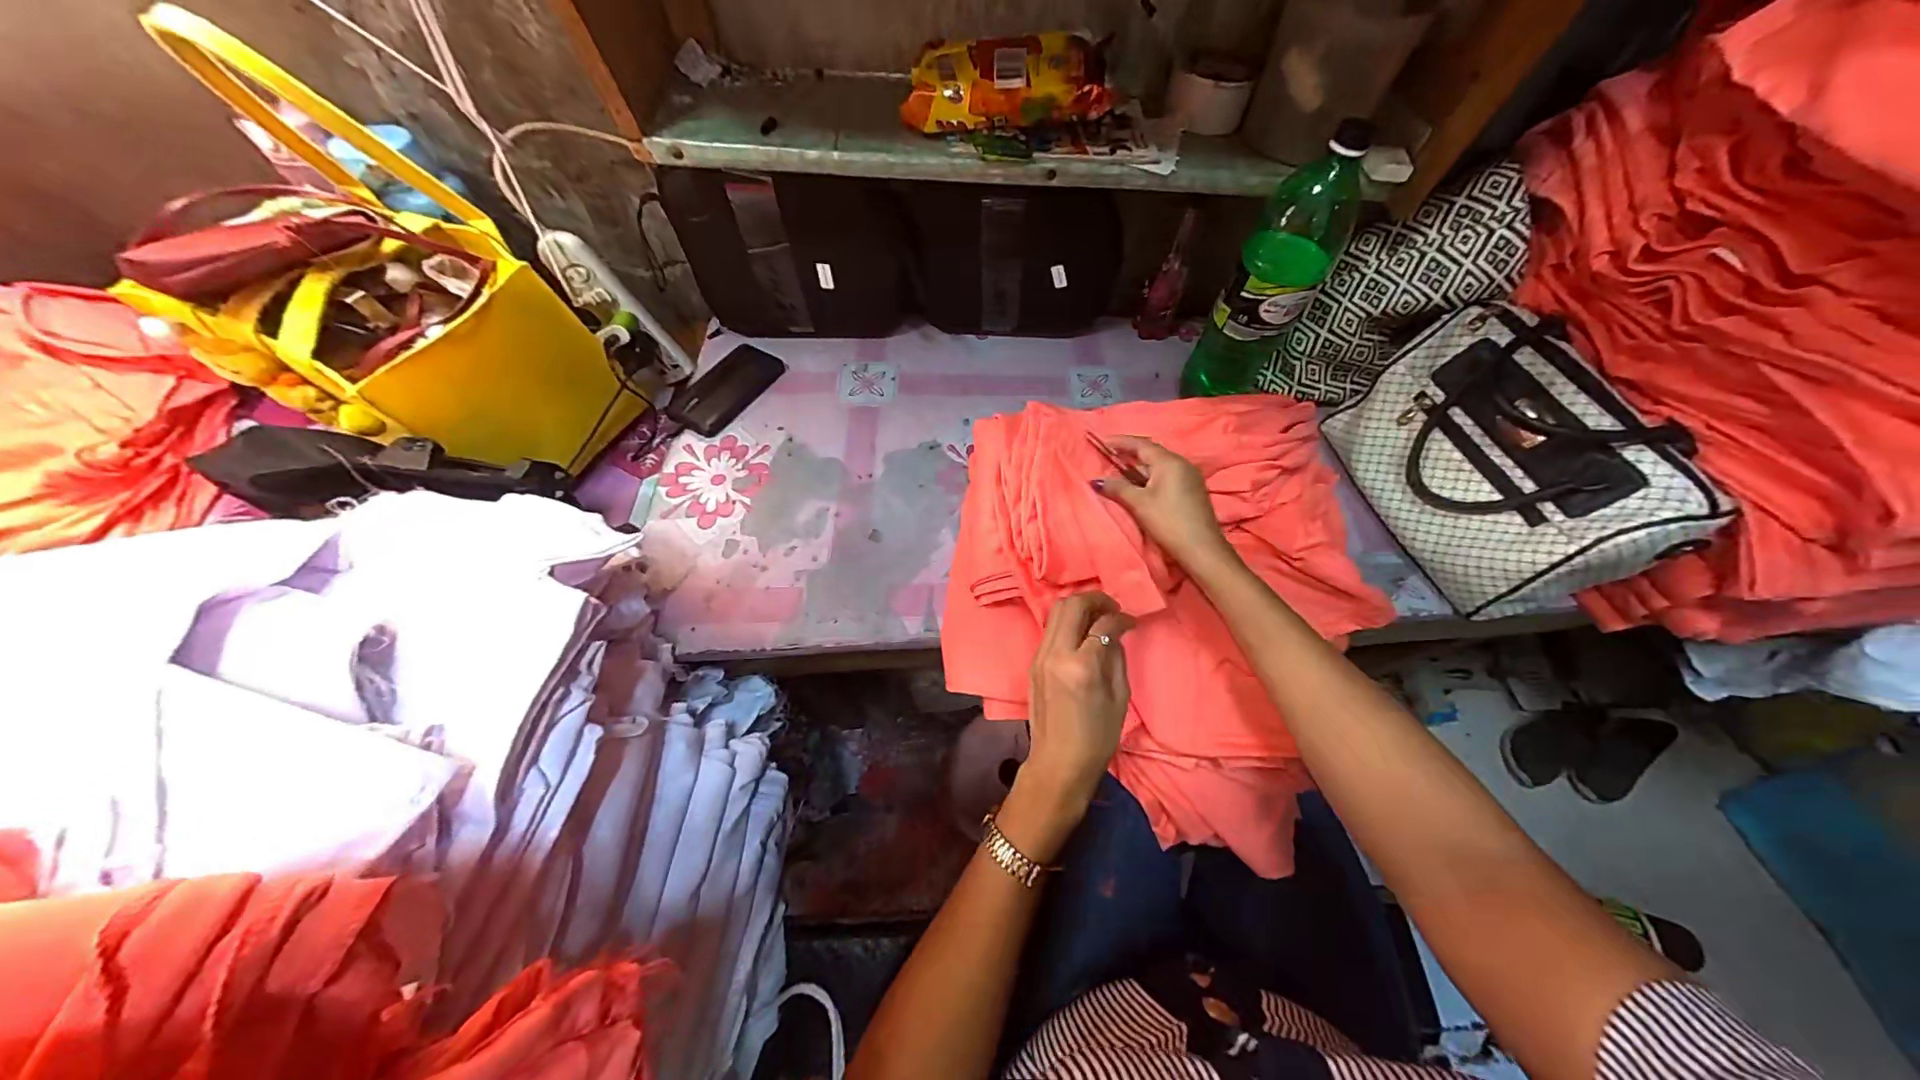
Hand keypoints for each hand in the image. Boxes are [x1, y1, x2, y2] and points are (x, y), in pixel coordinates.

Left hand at [1001, 593, 1133, 859]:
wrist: (1058, 762)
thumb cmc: (1096, 737)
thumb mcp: (1119, 697)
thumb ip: (1116, 657)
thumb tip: (1116, 631)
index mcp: (1081, 665)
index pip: (1102, 623)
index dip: (1121, 617)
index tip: (1131, 622)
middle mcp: (1056, 654)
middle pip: (1072, 605)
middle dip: (1096, 600)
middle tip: (1113, 610)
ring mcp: (1039, 657)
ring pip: (1056, 612)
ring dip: (1079, 608)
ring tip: (1098, 619)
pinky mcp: (1033, 663)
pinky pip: (1050, 630)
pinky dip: (1067, 623)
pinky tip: (1082, 634)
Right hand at [1093, 435, 1232, 567]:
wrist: (1201, 548)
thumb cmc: (1168, 521)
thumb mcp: (1139, 503)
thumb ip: (1117, 488)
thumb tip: (1096, 481)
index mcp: (1169, 462)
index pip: (1141, 444)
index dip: (1121, 442)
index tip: (1103, 442)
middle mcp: (1182, 463)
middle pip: (1152, 453)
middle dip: (1130, 453)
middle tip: (1110, 456)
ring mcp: (1190, 477)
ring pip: (1160, 465)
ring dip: (1141, 466)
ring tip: (1122, 471)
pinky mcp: (1193, 490)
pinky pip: (1168, 475)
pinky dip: (1151, 476)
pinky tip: (1142, 485)